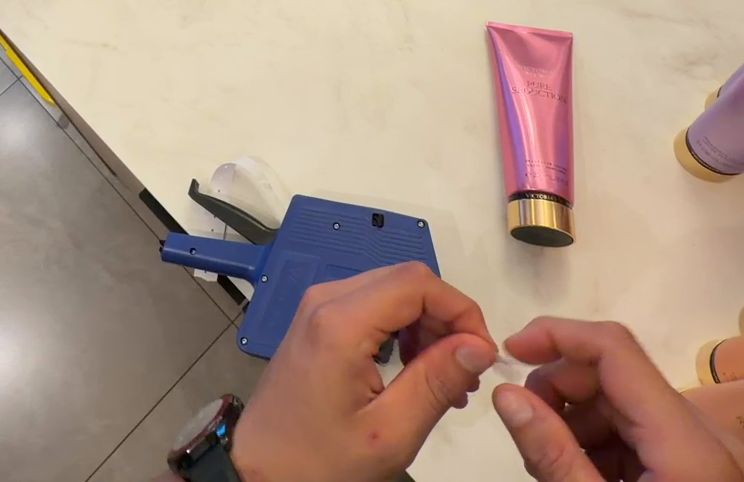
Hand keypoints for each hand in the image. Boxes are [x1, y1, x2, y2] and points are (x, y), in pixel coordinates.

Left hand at [230, 263, 496, 481]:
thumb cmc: (322, 459)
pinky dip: (401, 326)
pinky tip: (415, 368)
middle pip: (404, 280)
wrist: (260, 468)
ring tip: (445, 379)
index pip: (416, 282)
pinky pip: (371, 303)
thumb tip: (480, 345)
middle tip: (466, 372)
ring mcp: (318, 304)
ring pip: (390, 288)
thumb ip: (436, 382)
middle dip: (445, 317)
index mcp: (341, 320)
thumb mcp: (390, 432)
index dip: (459, 308)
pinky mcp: (317, 317)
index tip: (483, 355)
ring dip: (426, 323)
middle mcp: (326, 298)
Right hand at [492, 318, 743, 481]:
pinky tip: (583, 473)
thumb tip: (503, 391)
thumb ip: (551, 453)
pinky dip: (602, 442)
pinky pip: (641, 431)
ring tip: (553, 463)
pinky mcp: (709, 471)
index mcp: (693, 445)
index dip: (556, 335)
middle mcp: (713, 438)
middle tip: (526, 427)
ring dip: (577, 419)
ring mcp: (716, 456)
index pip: (615, 349)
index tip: (507, 353)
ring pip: (624, 402)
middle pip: (615, 376)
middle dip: (559, 390)